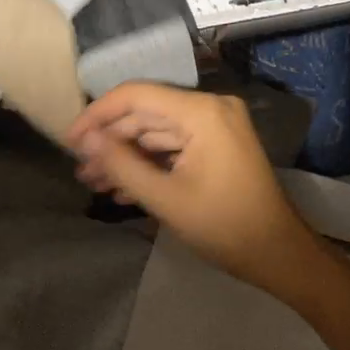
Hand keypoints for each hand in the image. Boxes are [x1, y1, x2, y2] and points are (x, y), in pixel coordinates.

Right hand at [66, 82, 321, 290]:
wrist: (278, 254)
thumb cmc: (223, 226)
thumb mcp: (165, 198)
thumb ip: (121, 164)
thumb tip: (84, 139)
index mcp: (201, 111)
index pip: (136, 95)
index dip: (98, 115)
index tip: (70, 141)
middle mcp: (209, 108)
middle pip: (146, 113)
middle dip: (111, 141)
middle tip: (80, 170)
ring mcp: (216, 126)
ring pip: (157, 132)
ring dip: (126, 157)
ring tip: (95, 183)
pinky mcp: (218, 145)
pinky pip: (174, 145)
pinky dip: (149, 164)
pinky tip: (123, 190)